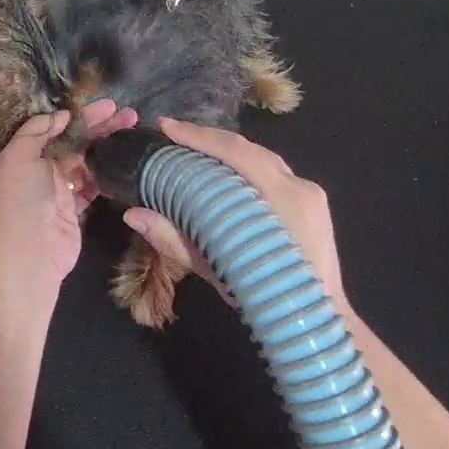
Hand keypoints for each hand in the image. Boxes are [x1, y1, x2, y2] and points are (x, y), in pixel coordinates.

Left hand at [0, 100, 137, 292]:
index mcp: (24, 154)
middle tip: (129, 114)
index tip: (107, 105)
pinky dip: (106, 174)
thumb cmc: (19, 200)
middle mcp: (40, 169)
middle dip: (101, 127)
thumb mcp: (18, 157)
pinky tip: (125, 161)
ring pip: (86, 161)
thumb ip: (35, 131)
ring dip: (107, 147)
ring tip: (133, 132)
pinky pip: (92, 186)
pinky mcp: (74, 209)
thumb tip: (60, 116)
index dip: (81, 115)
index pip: (56, 127)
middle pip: (74, 142)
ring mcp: (58, 190)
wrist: (27, 253)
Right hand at [124, 117, 347, 312]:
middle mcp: (300, 186)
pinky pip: (273, 172)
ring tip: (193, 146)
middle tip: (173, 134)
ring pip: (262, 157)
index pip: (236, 152)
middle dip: (208, 138)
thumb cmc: (266, 296)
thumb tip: (132, 215)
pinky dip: (243, 165)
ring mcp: (310, 192)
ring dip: (226, 149)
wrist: (316, 321)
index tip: (164, 127)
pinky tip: (223, 169)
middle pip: (249, 149)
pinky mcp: (312, 201)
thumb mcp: (215, 269)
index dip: (198, 136)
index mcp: (283, 197)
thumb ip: (173, 240)